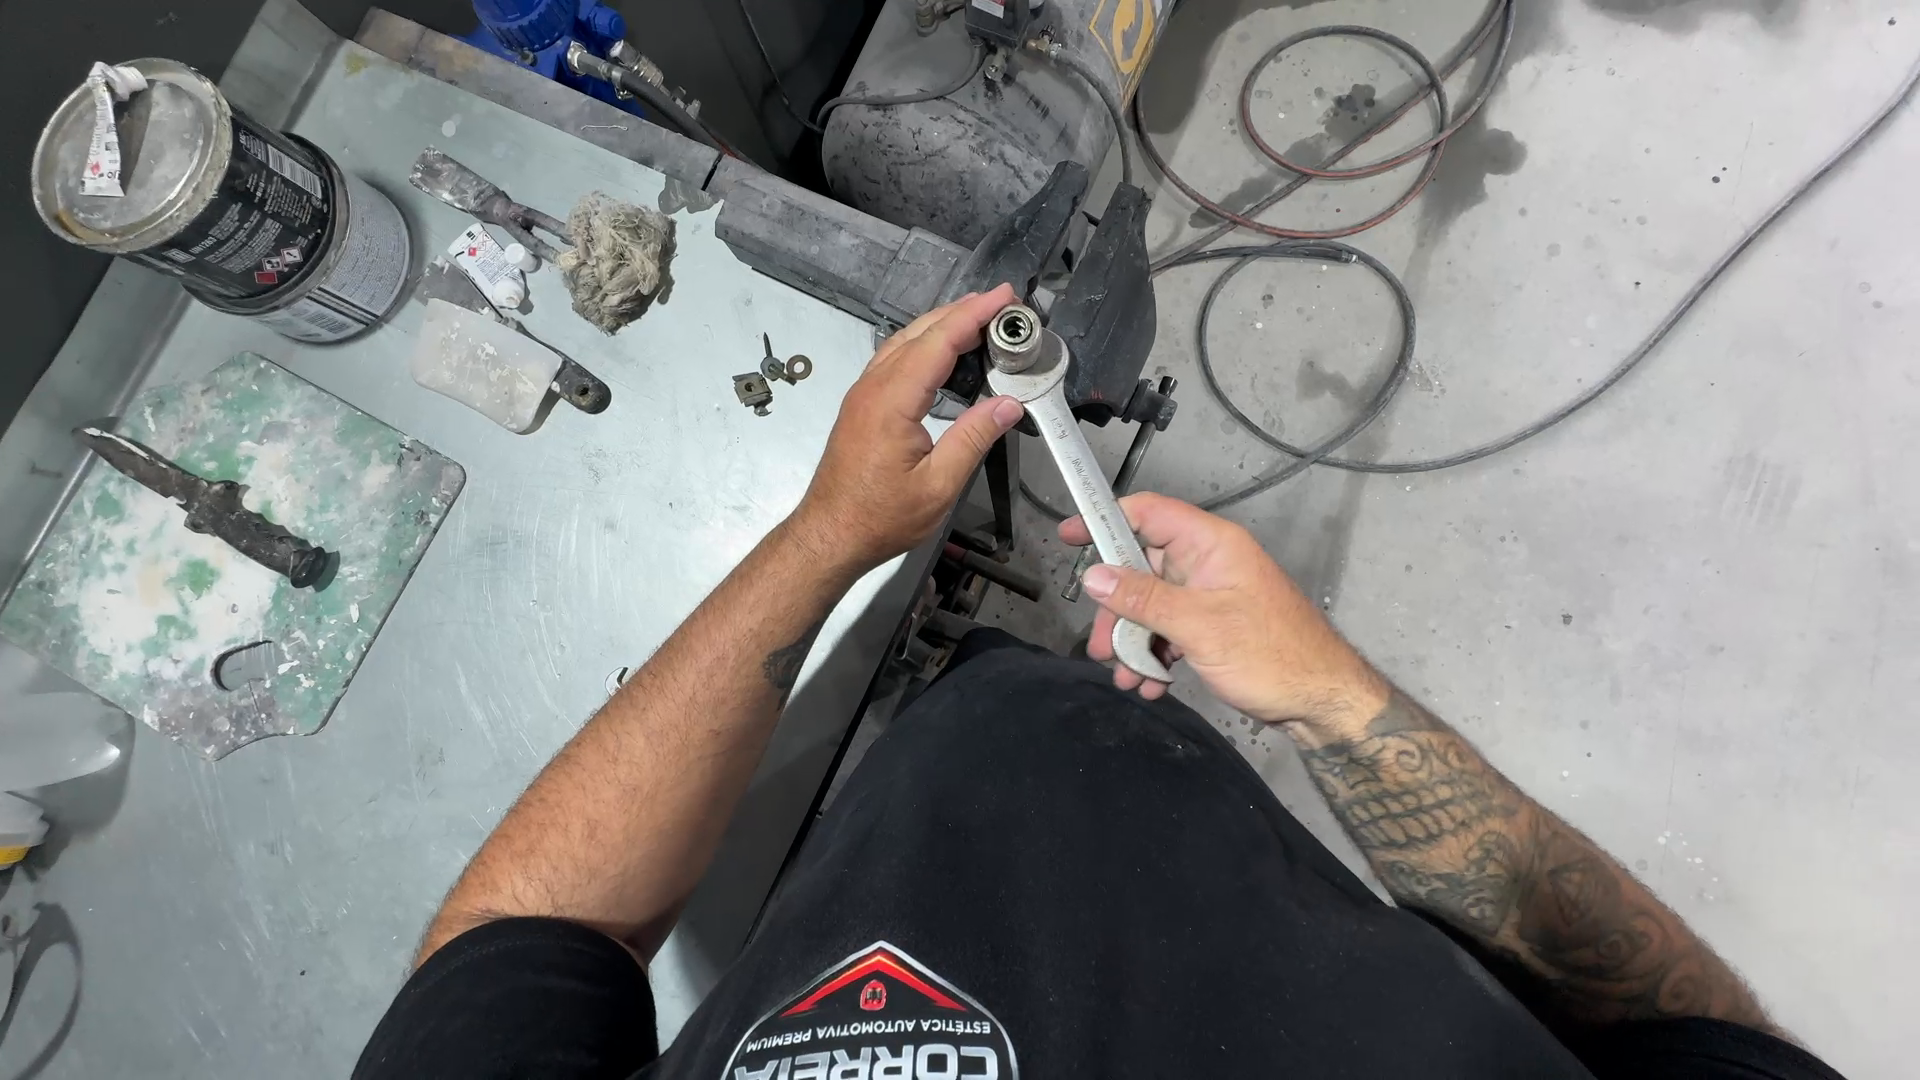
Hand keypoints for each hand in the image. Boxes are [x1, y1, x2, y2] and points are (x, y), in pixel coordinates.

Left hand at [789, 285, 1025, 574]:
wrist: (831, 535)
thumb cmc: (881, 518)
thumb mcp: (937, 486)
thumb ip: (973, 439)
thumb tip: (1009, 404)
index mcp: (892, 400)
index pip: (938, 342)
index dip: (974, 315)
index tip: (1004, 296)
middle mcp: (873, 387)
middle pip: (919, 333)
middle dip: (961, 312)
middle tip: (1001, 303)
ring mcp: (863, 394)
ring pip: (903, 343)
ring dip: (941, 326)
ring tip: (979, 321)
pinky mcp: (862, 406)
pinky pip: (895, 360)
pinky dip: (924, 346)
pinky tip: (943, 354)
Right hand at [1061, 493, 1388, 731]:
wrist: (1322, 705)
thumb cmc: (1272, 655)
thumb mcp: (1200, 626)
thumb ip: (1143, 599)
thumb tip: (1093, 577)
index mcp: (1210, 545)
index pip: (1149, 514)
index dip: (1106, 519)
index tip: (1070, 536)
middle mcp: (1206, 564)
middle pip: (1140, 569)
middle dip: (1116, 610)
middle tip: (1101, 646)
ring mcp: (1207, 596)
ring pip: (1150, 606)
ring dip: (1133, 641)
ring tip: (1126, 676)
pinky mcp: (1210, 626)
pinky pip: (1167, 630)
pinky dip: (1154, 655)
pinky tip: (1149, 684)